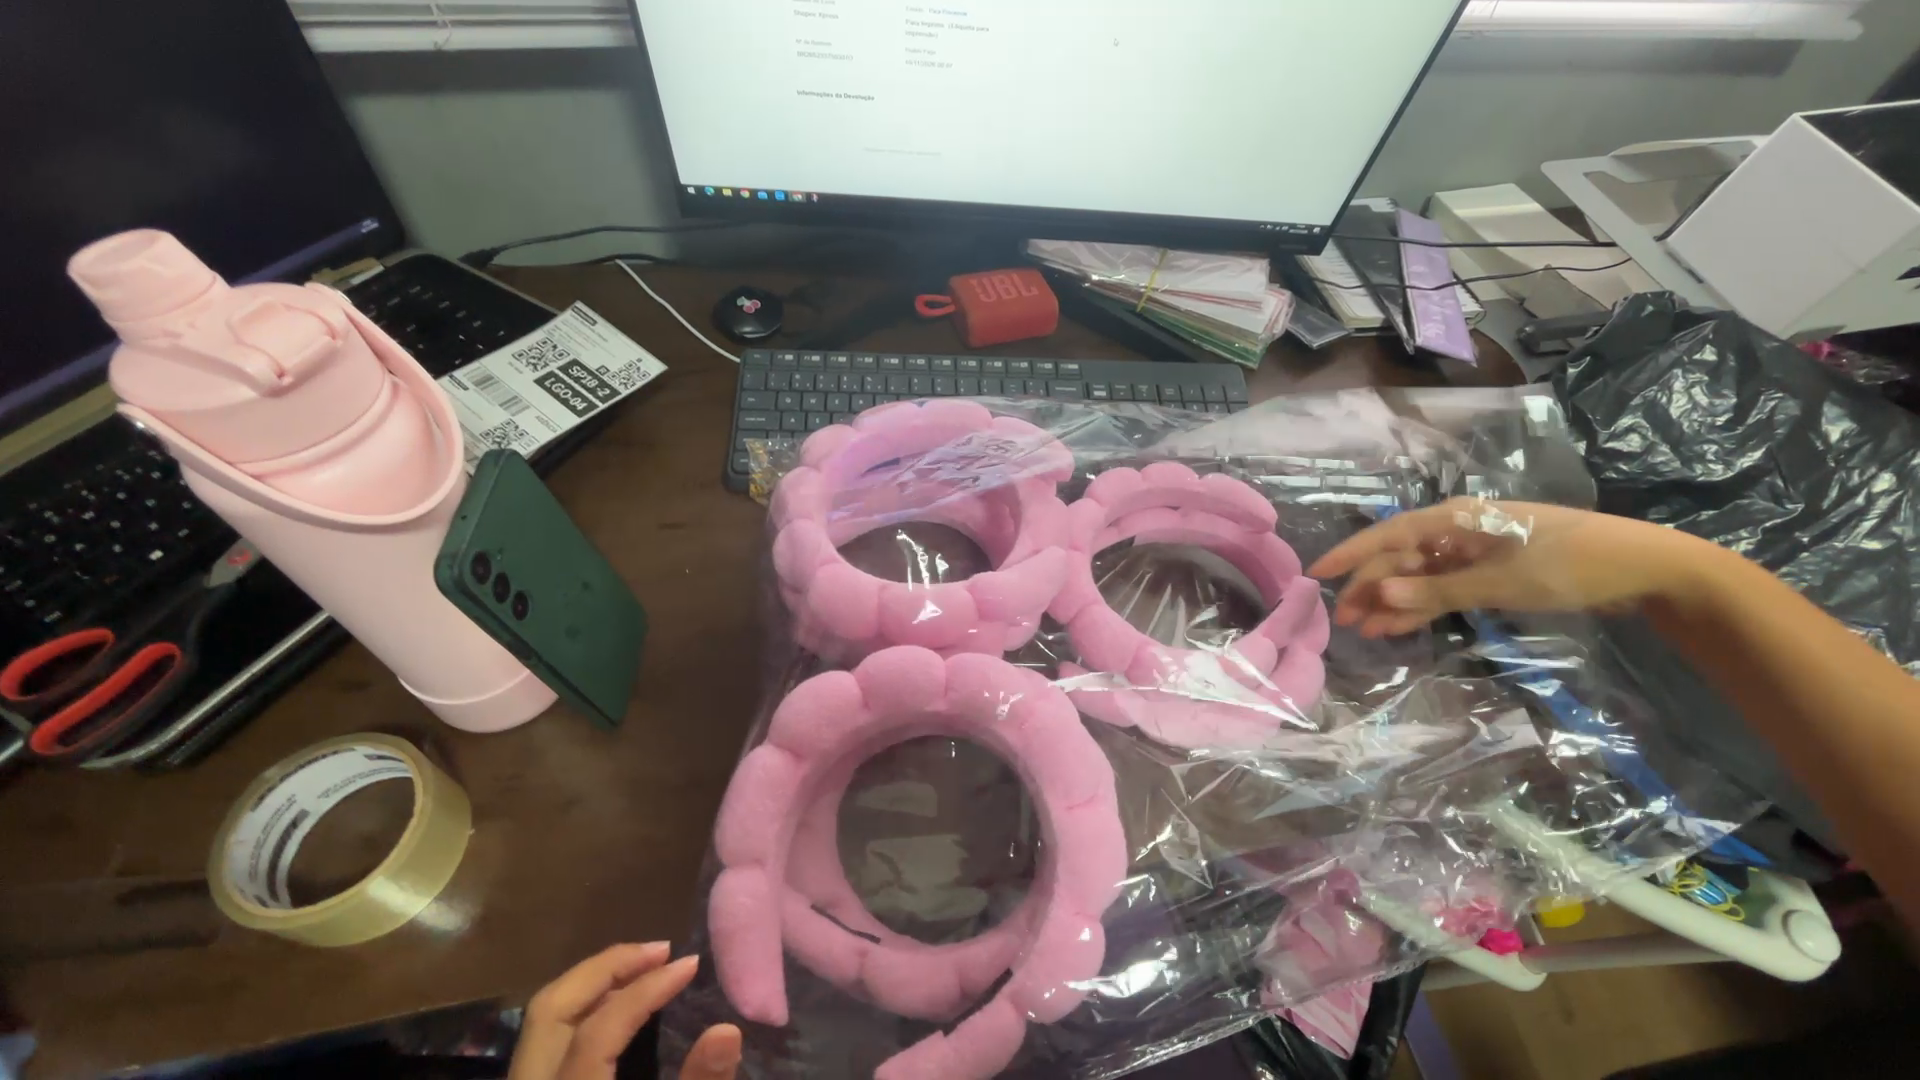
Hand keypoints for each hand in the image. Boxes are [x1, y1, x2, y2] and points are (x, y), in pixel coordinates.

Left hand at [507, 943, 740, 1079]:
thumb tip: (727, 1029)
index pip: (601, 1027)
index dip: (647, 989)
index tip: (691, 965)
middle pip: (552, 1007)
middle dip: (609, 968)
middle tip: (662, 951)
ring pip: (544, 1018)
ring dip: (596, 982)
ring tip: (647, 967)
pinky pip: (547, 1038)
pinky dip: (584, 1007)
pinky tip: (622, 1008)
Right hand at [1308, 499, 1707, 637]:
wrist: (1649, 571)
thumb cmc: (1574, 565)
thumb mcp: (1503, 580)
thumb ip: (1437, 590)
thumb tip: (1379, 594)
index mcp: (1458, 520)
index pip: (1389, 534)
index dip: (1351, 554)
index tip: (1316, 573)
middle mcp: (1459, 532)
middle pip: (1400, 558)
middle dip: (1370, 587)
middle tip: (1342, 620)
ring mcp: (1475, 553)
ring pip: (1418, 577)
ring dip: (1392, 602)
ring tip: (1364, 629)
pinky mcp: (1491, 573)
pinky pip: (1443, 589)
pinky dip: (1422, 606)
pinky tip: (1399, 625)